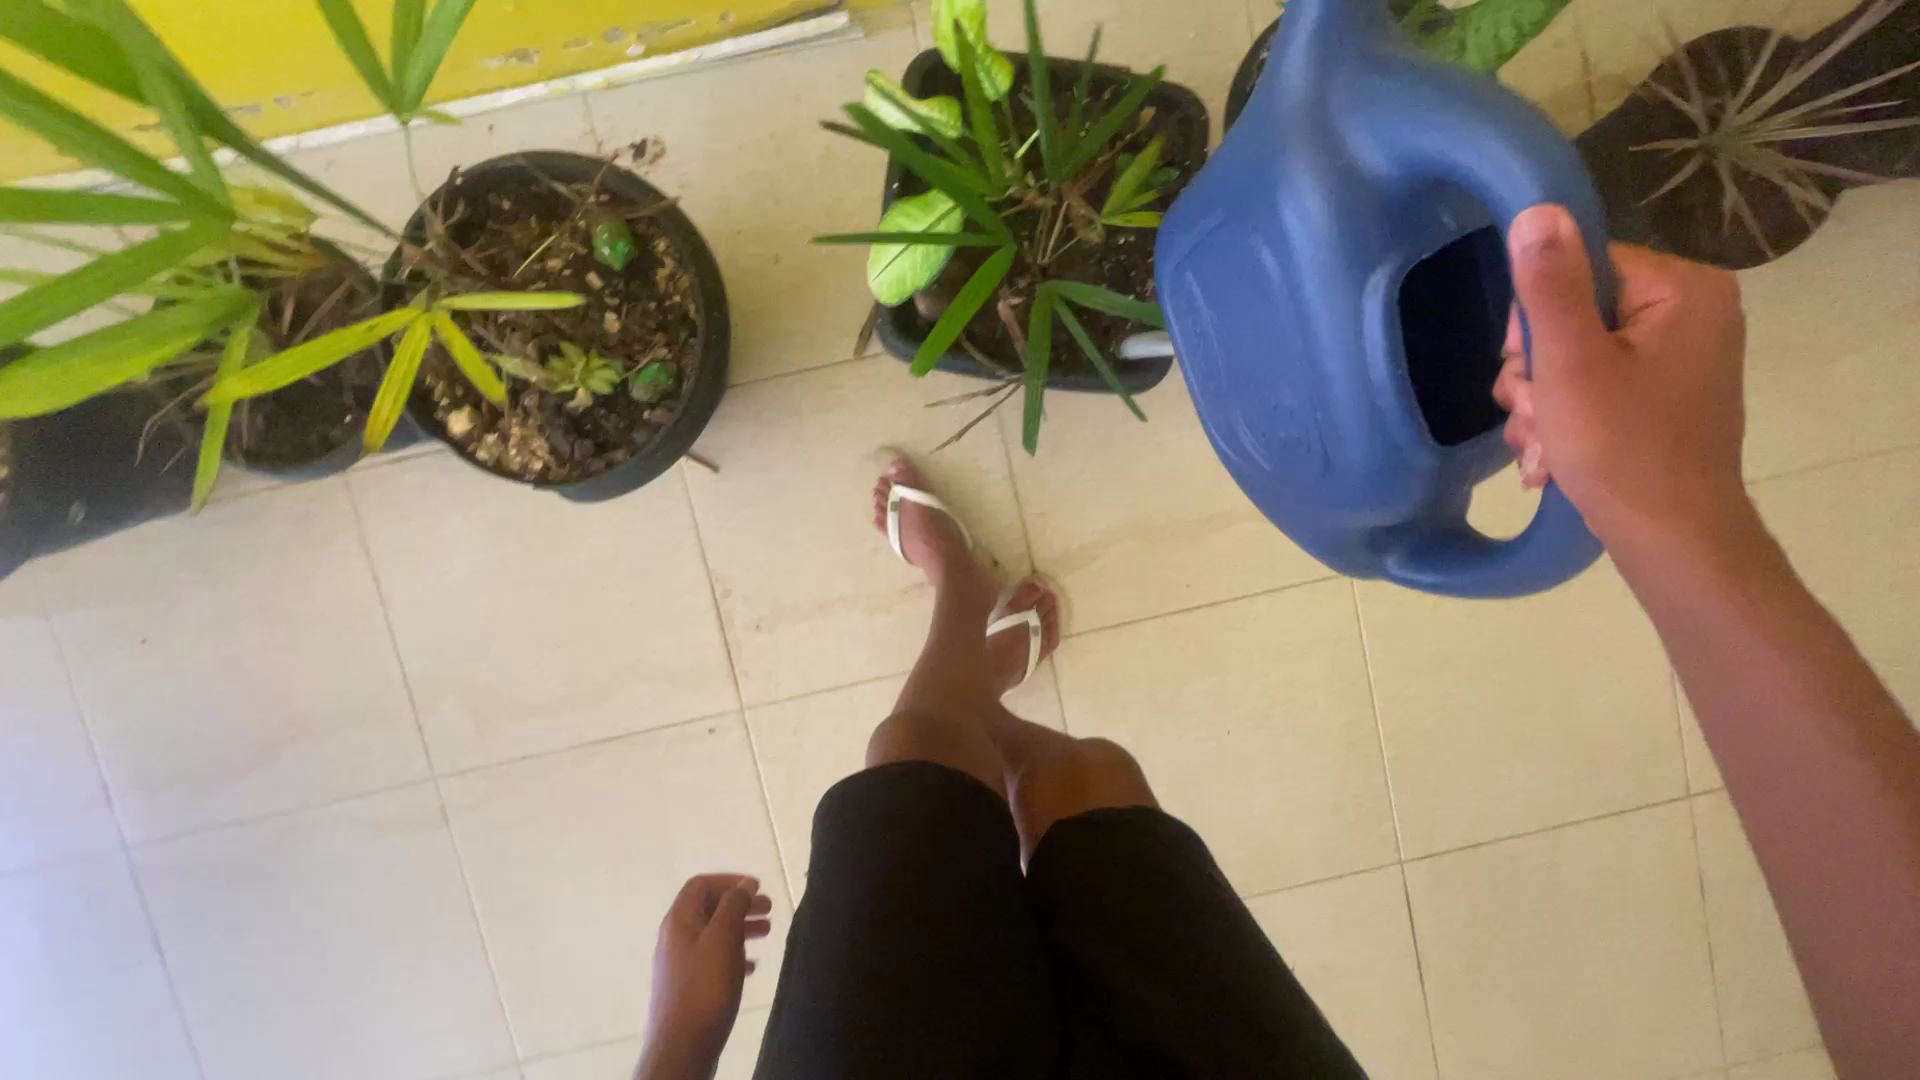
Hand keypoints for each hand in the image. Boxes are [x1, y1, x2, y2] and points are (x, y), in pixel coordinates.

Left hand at [637, 874, 772, 1079]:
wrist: (681, 1048)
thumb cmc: (705, 987)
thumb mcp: (724, 937)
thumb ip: (734, 905)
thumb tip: (743, 885)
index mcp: (679, 921)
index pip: (701, 885)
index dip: (729, 880)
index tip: (757, 888)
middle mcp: (675, 938)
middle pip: (709, 908)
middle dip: (739, 904)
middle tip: (769, 909)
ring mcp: (679, 965)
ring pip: (713, 934)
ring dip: (740, 927)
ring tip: (767, 932)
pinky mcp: (687, 988)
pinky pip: (713, 959)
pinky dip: (734, 954)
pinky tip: (752, 966)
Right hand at [1493, 205, 1753, 554]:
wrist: (1667, 532)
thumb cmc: (1620, 444)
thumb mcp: (1569, 363)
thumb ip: (1548, 288)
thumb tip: (1535, 211)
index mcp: (1681, 292)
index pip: (1580, 269)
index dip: (1534, 318)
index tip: (1527, 365)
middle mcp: (1687, 317)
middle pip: (1569, 318)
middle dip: (1532, 373)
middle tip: (1534, 411)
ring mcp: (1673, 361)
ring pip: (1568, 361)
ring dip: (1537, 405)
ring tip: (1541, 444)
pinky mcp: (1657, 399)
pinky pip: (1587, 391)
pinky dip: (1559, 423)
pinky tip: (1550, 457)